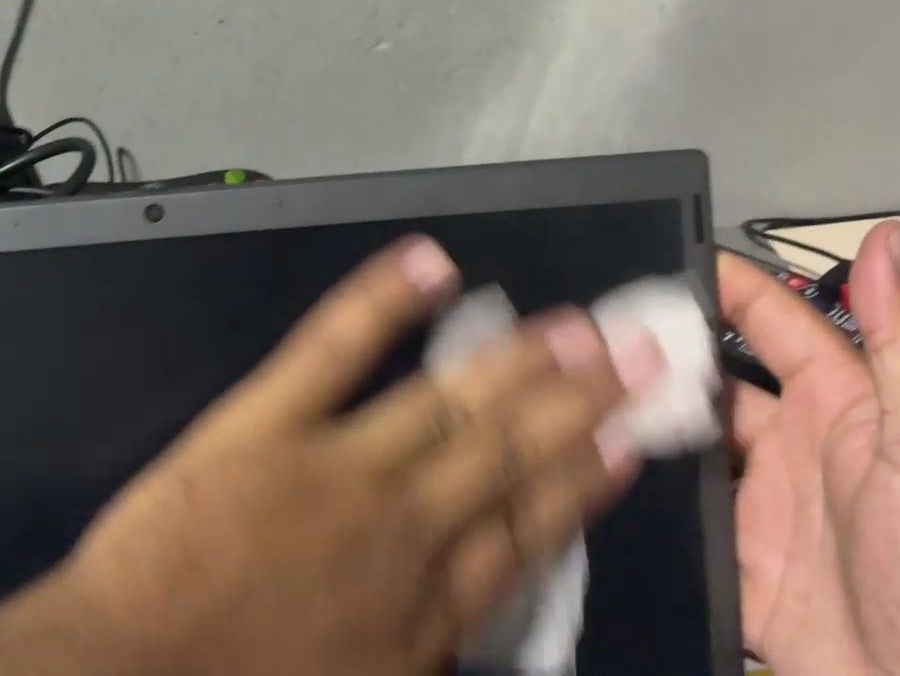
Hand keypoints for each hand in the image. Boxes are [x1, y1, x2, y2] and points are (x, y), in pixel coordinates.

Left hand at [0, 236, 660, 675]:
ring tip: (572, 320)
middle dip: (576, 402)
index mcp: (420, 611)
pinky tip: (428, 262)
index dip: (580, 485)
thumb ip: (422, 643)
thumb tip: (472, 598)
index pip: (523, 534)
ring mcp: (337, 468)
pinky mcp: (266, 423)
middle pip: (504, 456)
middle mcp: (401, 531)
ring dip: (514, 360)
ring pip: (445, 403)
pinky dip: (381, 301)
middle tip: (633, 351)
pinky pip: (333, 350)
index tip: (625, 442)